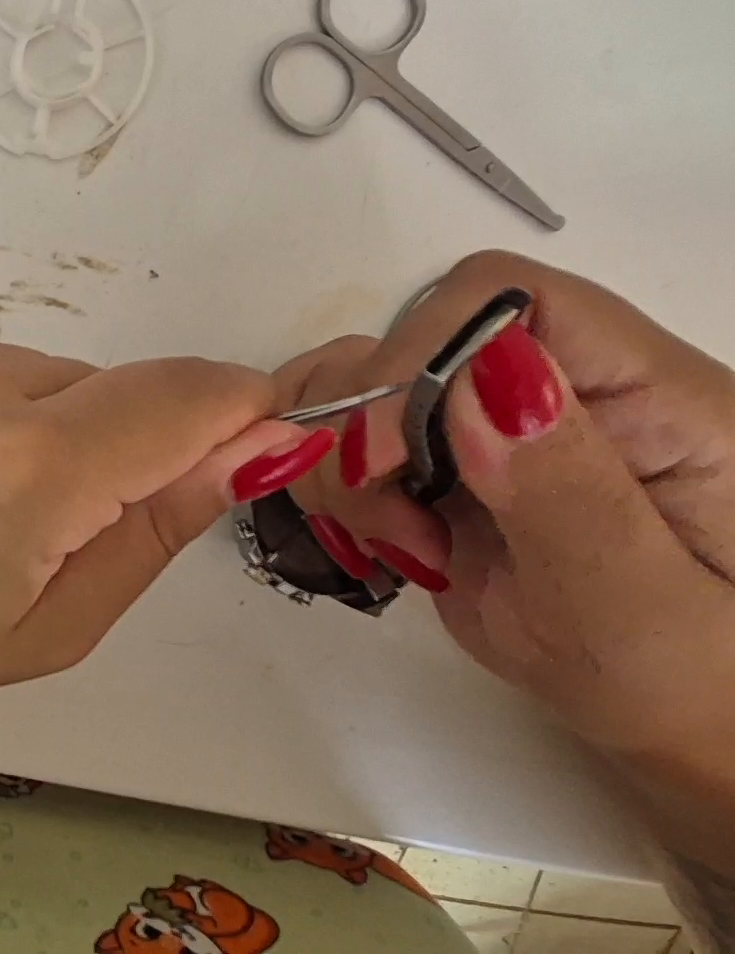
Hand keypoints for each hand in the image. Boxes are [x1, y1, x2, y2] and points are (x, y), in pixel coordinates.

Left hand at [0, 326, 325, 702]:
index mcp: (28, 466)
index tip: (243, 450)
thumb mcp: (50, 627)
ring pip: (47, 374)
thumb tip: (248, 450)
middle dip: (118, 445)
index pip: (186, 396)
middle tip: (50, 522)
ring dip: (47, 426)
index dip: (237, 415)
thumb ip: (155, 530)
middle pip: (113, 386)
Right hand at [276, 251, 734, 756]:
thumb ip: (566, 487)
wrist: (684, 719)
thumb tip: (485, 372)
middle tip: (396, 532)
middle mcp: (555, 389)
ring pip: (345, 386)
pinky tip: (374, 537)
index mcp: (646, 397)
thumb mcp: (637, 605)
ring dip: (337, 469)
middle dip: (358, 438)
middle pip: (398, 344)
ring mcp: (488, 423)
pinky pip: (336, 435)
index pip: (499, 300)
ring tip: (398, 544)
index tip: (384, 461)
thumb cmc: (691, 682)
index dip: (414, 358)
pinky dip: (327, 483)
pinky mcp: (438, 458)